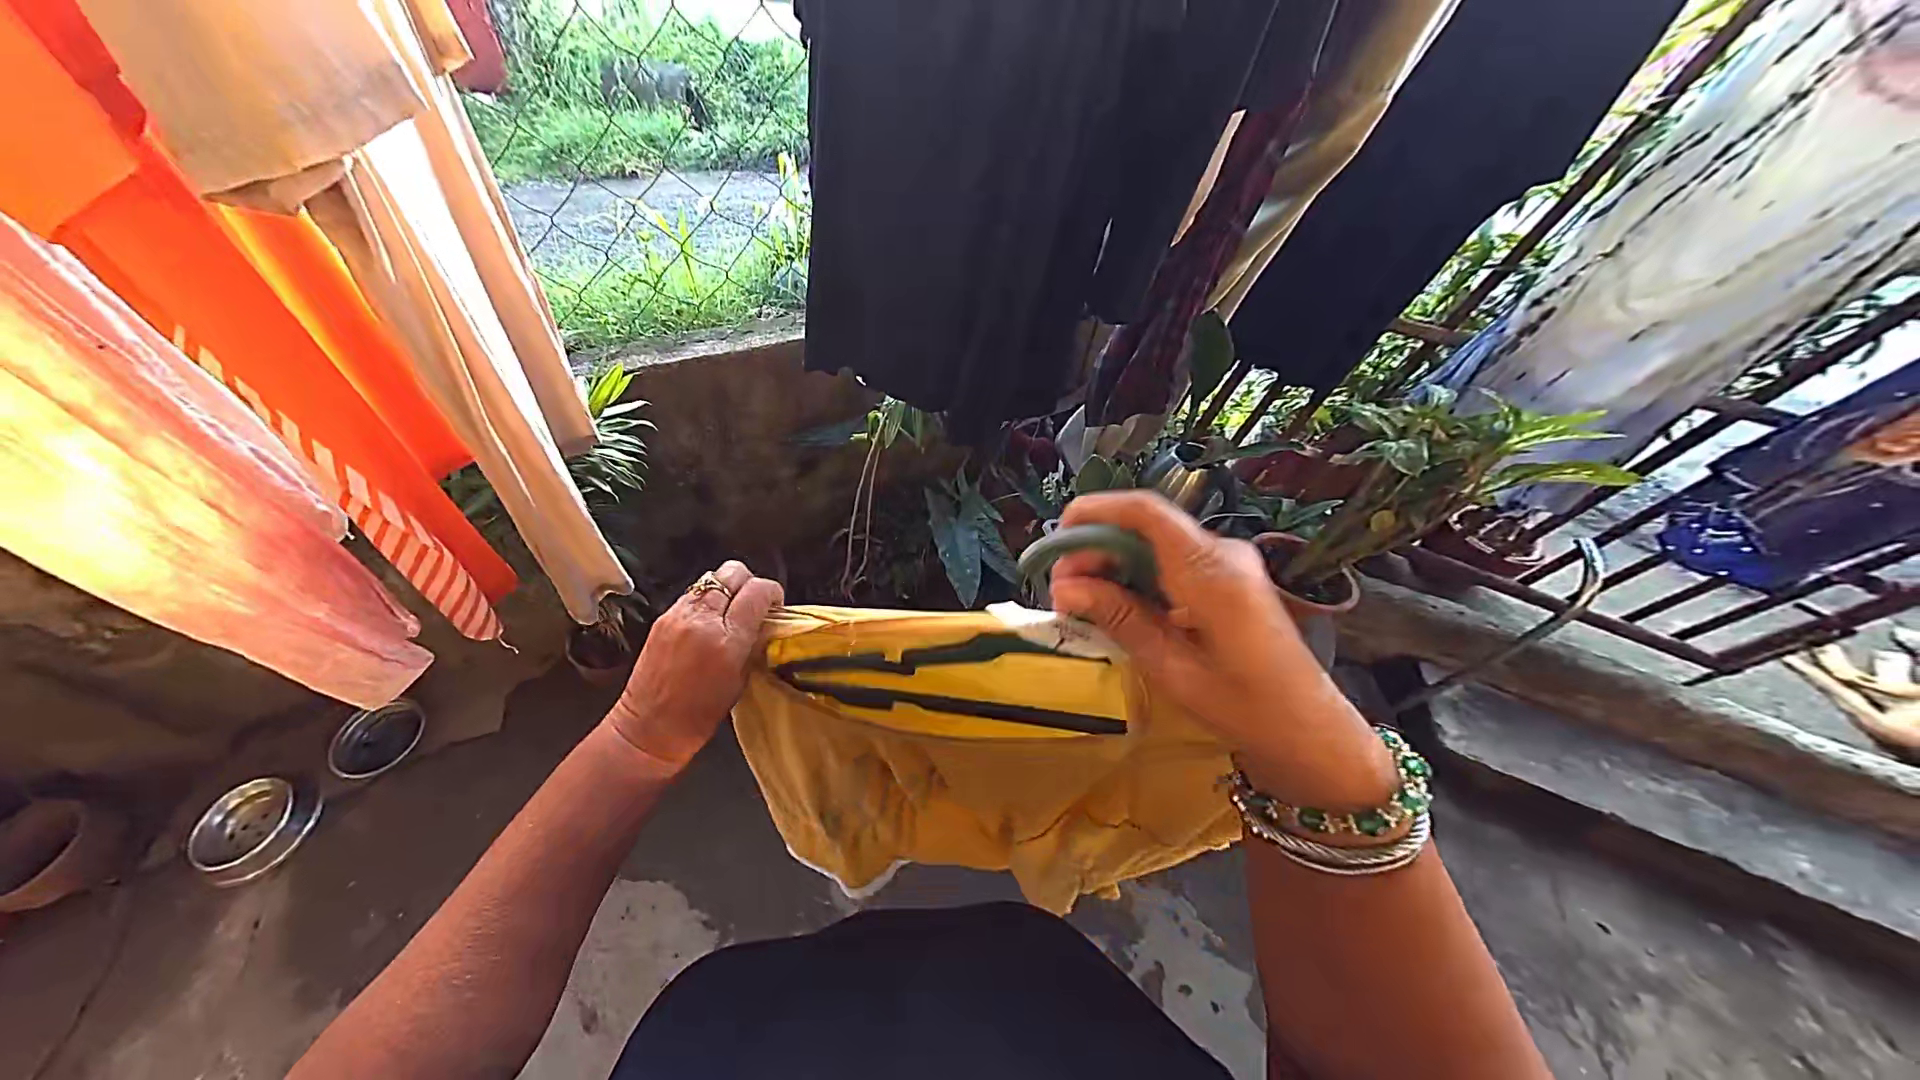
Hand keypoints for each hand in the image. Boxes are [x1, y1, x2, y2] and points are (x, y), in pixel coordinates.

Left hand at [603, 560, 782, 768]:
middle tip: (754, 605)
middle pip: (733, 572)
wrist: (649, 728)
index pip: (758, 591)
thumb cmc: (699, 715)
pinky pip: (693, 593)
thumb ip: (755, 643)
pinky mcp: (663, 618)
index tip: (776, 605)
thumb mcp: (742, 679)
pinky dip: (707, 599)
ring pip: (712, 577)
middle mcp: (701, 620)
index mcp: (726, 639)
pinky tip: (709, 620)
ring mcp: (678, 615)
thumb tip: (766, 622)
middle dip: (750, 584)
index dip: (773, 593)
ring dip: (727, 589)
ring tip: (731, 612)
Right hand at [1048, 492, 1394, 809]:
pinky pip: (1171, 562)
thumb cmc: (1245, 708)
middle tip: (1062, 590)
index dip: (1095, 513)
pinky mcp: (1229, 578)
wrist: (1310, 729)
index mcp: (1211, 573)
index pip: (1146, 513)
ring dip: (1113, 564)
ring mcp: (1229, 563)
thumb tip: (1065, 588)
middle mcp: (1222, 554)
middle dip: (1096, 548)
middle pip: (1145, 527)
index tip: (1057, 539)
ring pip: (1155, 543)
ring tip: (1081, 602)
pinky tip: (1116, 606)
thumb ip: (1121, 620)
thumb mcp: (1173, 669)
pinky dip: (1137, 576)